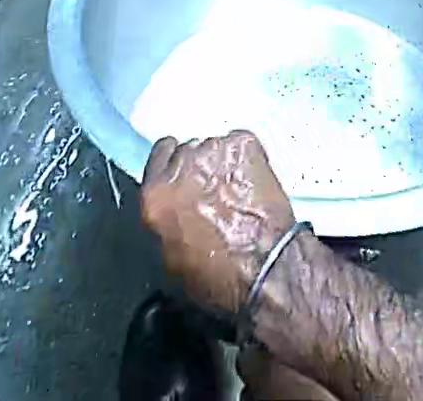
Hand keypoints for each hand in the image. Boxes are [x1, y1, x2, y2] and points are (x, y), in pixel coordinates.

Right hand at [140, 131, 296, 317]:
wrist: (266, 271)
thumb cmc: (218, 279)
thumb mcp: (169, 260)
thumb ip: (162, 219)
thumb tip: (170, 207)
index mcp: (156, 192)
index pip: (160, 154)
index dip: (173, 165)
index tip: (186, 179)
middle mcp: (180, 162)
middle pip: (187, 149)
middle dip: (197, 167)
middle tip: (214, 191)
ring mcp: (213, 149)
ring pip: (214, 147)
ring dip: (221, 164)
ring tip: (237, 190)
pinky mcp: (243, 144)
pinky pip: (240, 144)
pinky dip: (245, 160)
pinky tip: (253, 184)